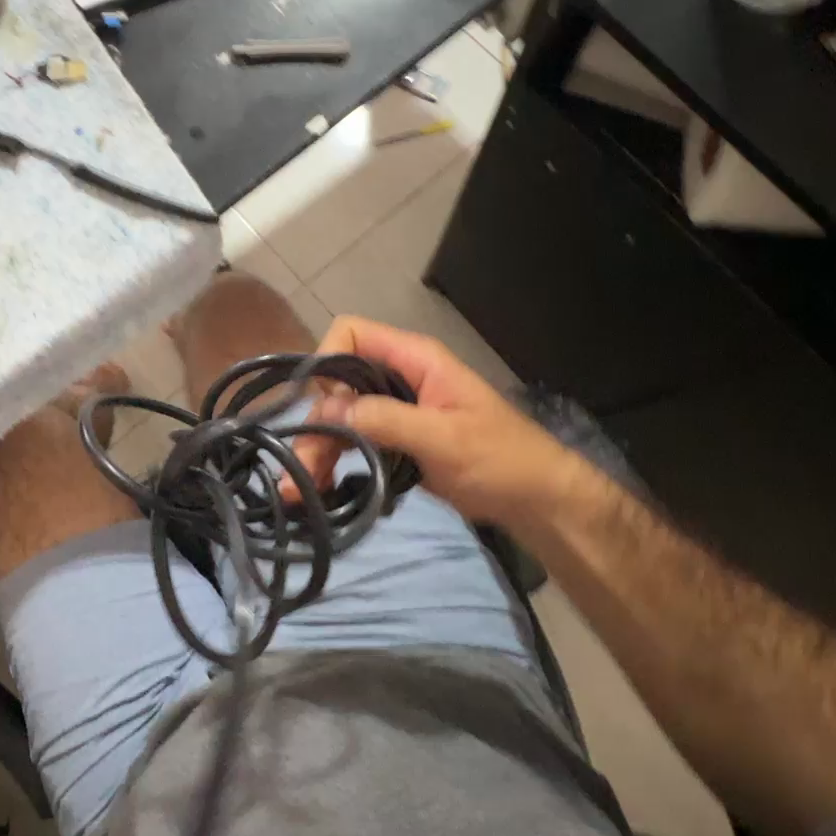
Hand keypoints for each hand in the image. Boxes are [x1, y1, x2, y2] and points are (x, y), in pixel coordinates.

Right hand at [289, 316, 590, 524]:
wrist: (536, 501)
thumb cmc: (501, 461)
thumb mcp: (444, 438)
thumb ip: (385, 419)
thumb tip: (324, 411)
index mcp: (415, 360)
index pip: (351, 334)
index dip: (328, 361)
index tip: (325, 408)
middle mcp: (397, 378)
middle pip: (336, 383)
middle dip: (315, 423)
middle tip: (299, 472)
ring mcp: (394, 411)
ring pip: (338, 417)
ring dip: (317, 449)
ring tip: (300, 493)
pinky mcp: (393, 441)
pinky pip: (351, 441)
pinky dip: (333, 462)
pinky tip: (320, 490)